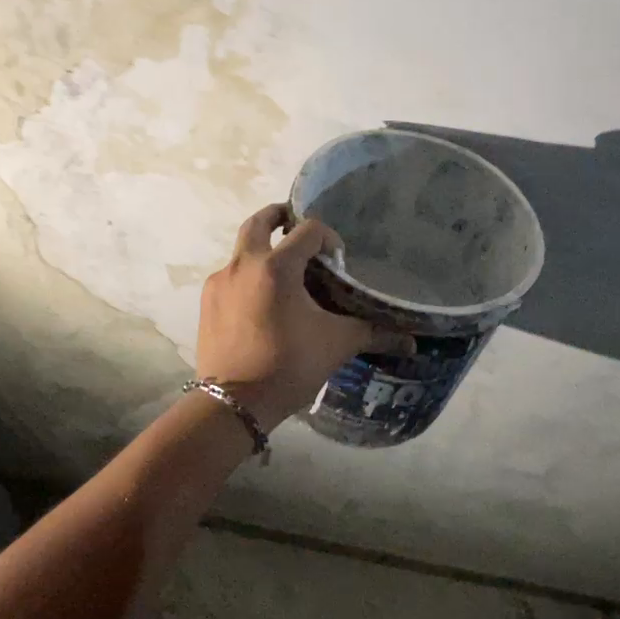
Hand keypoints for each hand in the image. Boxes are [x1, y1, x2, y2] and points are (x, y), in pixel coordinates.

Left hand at [195, 204, 401, 430]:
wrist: (234, 402)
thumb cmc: (288, 366)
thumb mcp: (336, 345)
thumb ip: (372, 334)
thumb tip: (411, 343)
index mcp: (277, 267)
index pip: (307, 231)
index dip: (327, 238)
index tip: (337, 260)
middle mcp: (244, 265)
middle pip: (258, 223)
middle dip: (277, 216)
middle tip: (292, 220)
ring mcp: (220, 282)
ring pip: (241, 251)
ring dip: (261, 250)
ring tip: (282, 271)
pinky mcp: (207, 302)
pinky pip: (229, 277)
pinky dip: (247, 277)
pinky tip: (261, 303)